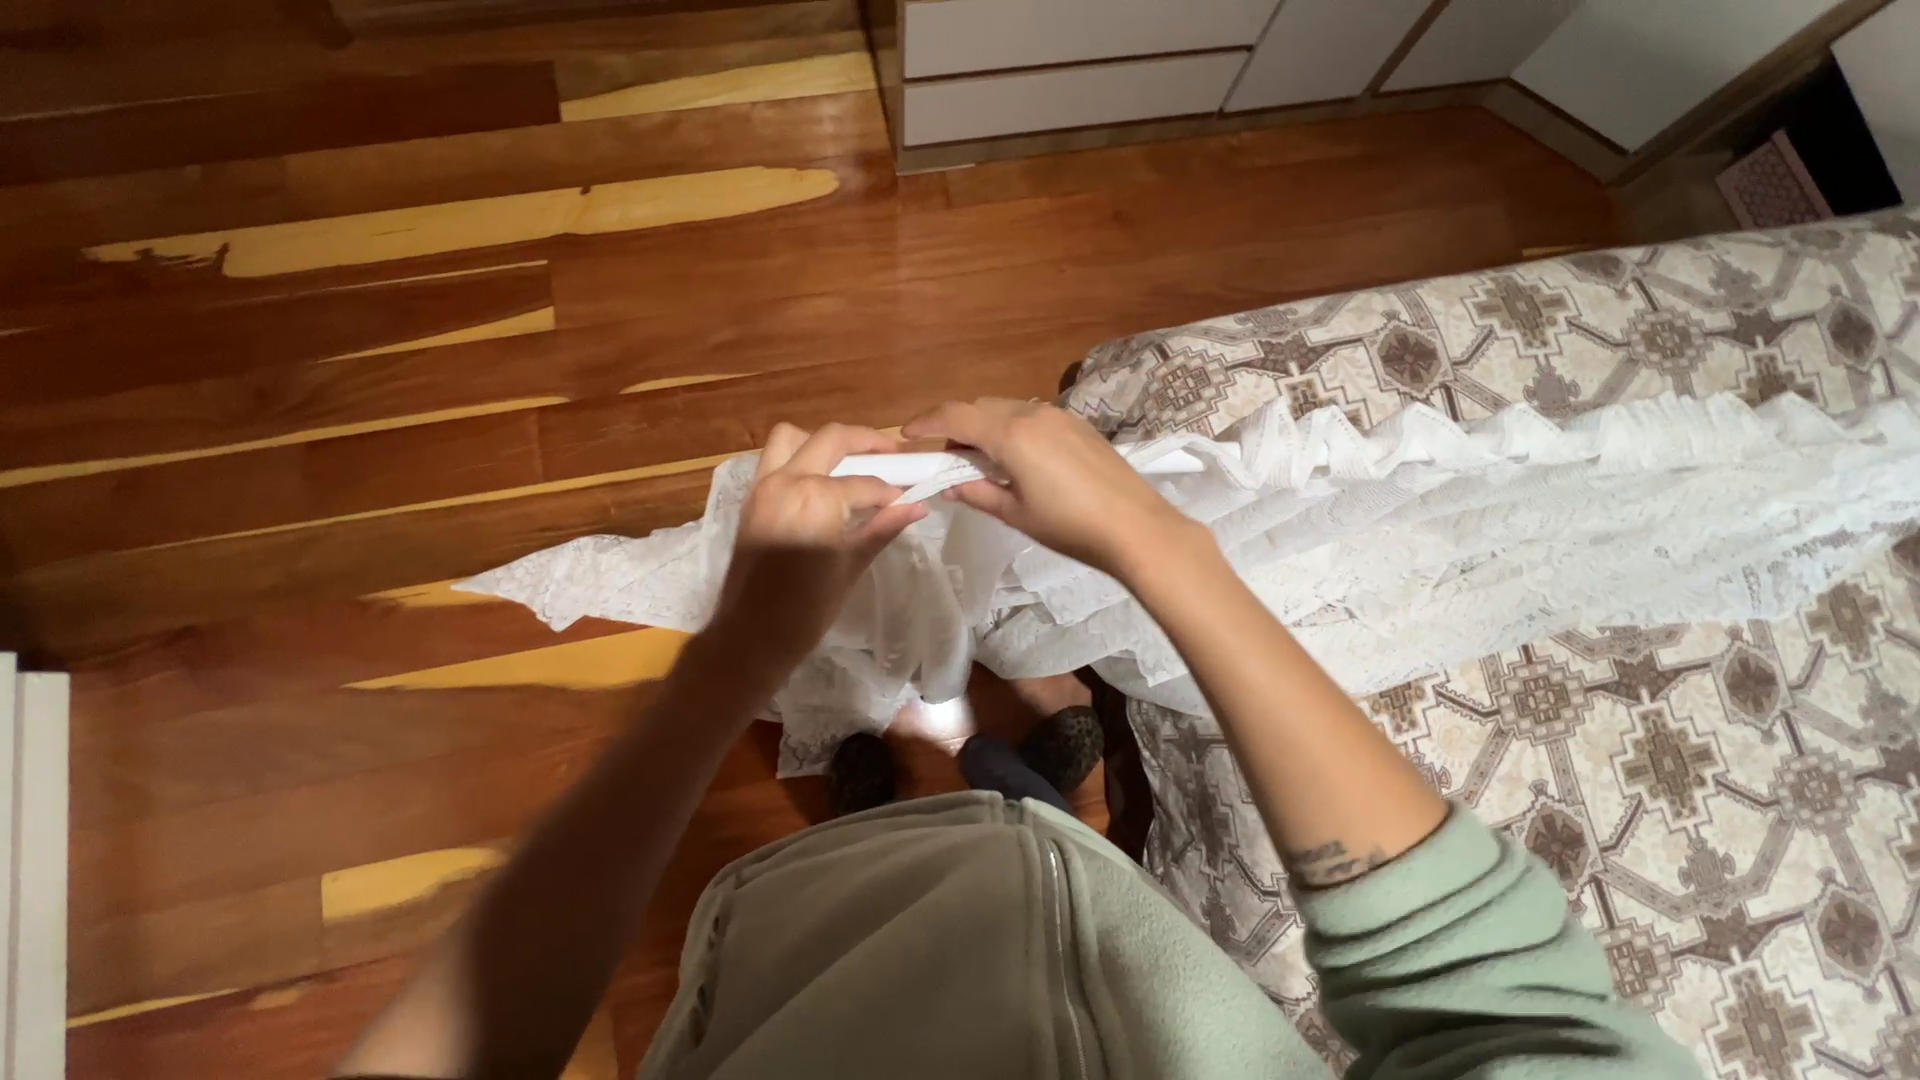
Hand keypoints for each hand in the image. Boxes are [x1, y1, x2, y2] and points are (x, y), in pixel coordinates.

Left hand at [706, 422, 927, 669]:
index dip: (891, 492)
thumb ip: (883, 527)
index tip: (908, 499)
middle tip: (890, 455)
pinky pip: (774, 460)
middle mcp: (787, 480)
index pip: (866, 483)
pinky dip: (798, 458)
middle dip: (865, 441)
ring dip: (822, 441)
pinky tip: (819, 482)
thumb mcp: (851, 564)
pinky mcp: (751, 499)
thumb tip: (917, 507)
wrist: (752, 634)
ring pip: (792, 438)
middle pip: (831, 438)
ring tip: (847, 461)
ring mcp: (764, 486)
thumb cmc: (808, 607)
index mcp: (817, 496)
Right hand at [902, 398, 1200, 579]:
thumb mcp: (1016, 514)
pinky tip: (1016, 457)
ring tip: (980, 459)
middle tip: (945, 457)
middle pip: (980, 406)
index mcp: (1011, 435)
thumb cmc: (1070, 526)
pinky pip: (1031, 415)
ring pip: (1006, 408)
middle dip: (955, 425)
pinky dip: (1011, 427)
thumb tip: (949, 486)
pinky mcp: (1078, 425)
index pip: (955, 416)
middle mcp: (1032, 414)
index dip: (926, 423)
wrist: (1136, 527)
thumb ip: (978, 493)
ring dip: (985, 425)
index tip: (907, 436)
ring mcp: (1059, 416)